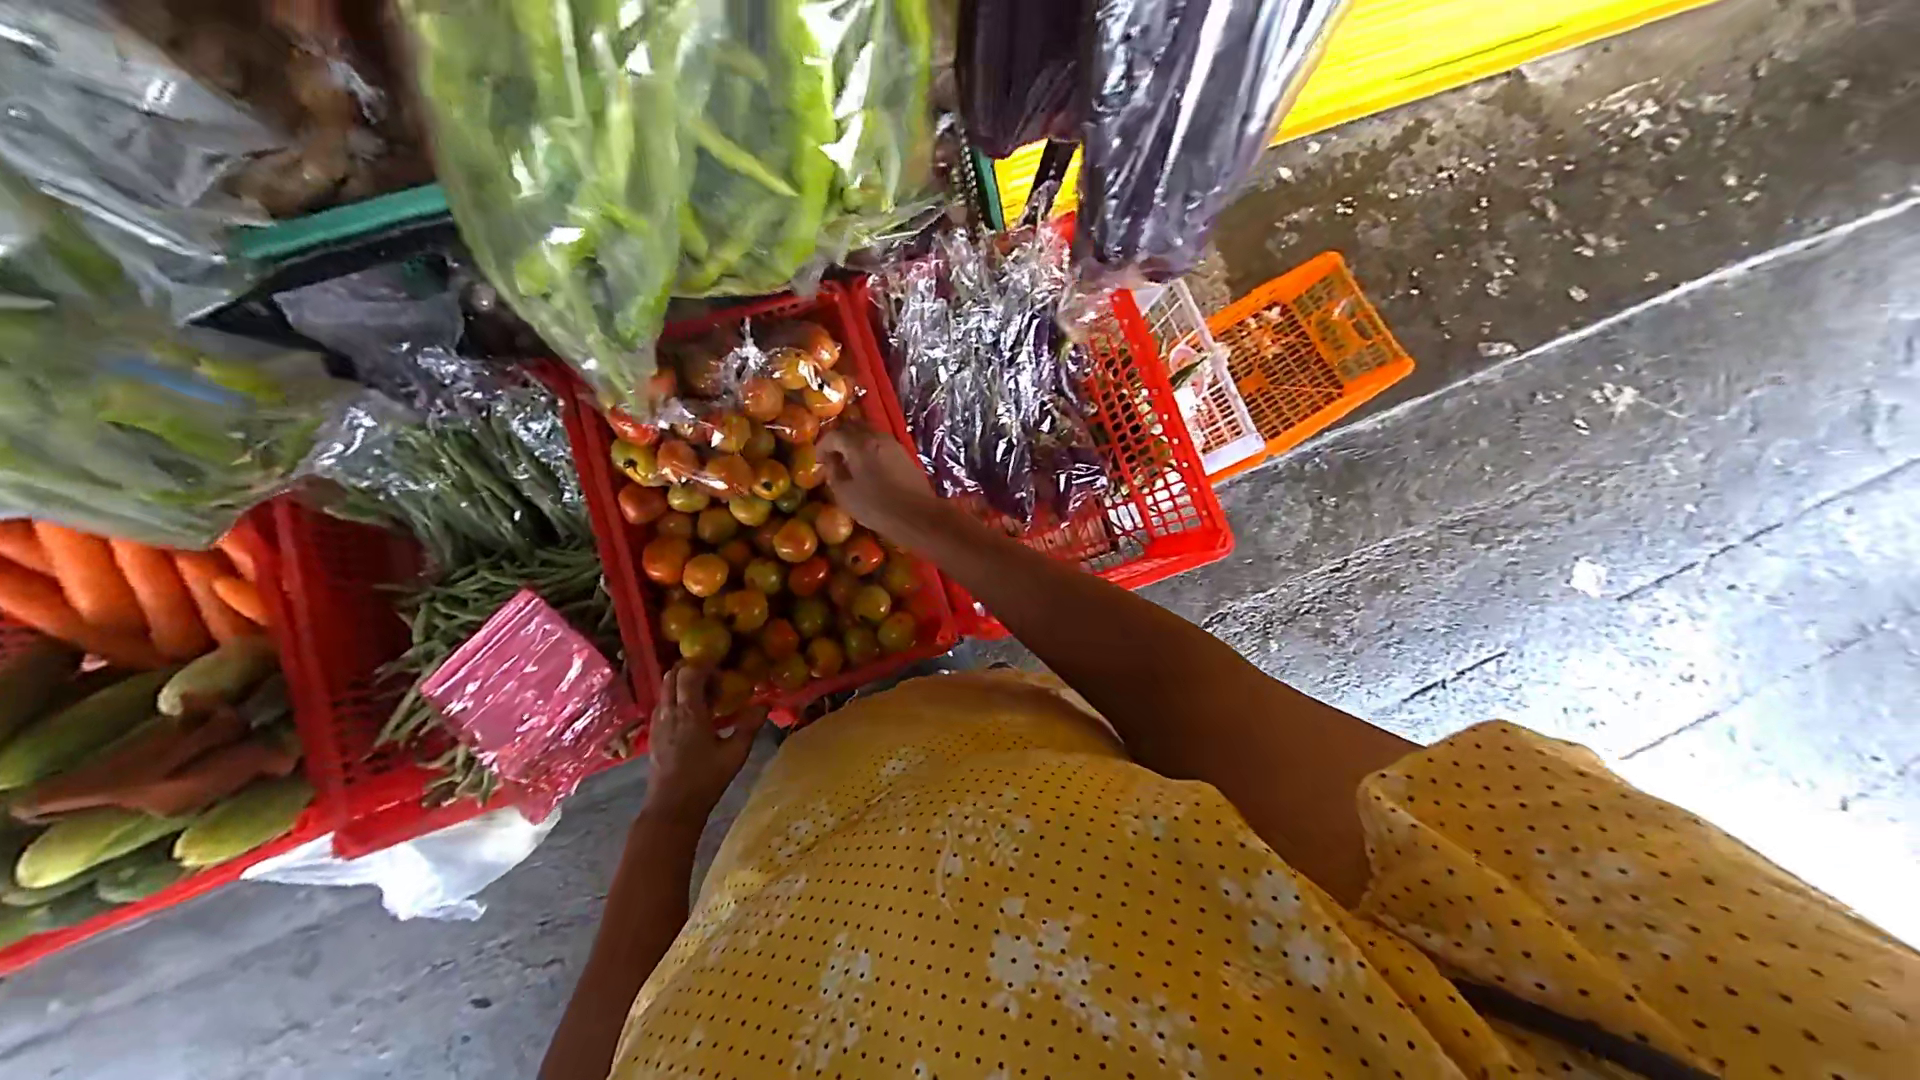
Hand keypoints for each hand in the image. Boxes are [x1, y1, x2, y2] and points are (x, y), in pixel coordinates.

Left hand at [639, 664, 765, 824]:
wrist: (671, 808)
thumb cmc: (705, 780)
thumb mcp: (735, 753)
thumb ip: (749, 725)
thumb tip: (765, 704)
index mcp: (689, 713)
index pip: (689, 673)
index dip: (705, 665)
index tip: (723, 669)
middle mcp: (669, 712)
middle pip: (672, 675)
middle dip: (692, 669)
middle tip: (715, 680)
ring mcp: (658, 723)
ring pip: (664, 688)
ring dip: (683, 684)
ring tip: (706, 697)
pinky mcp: (654, 734)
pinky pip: (663, 704)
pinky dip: (676, 698)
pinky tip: (693, 715)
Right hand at [816, 422, 942, 540]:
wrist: (917, 515)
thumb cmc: (876, 506)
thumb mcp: (845, 494)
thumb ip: (834, 473)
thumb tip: (831, 461)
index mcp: (859, 444)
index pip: (835, 435)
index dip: (823, 445)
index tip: (818, 460)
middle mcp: (877, 437)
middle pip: (853, 427)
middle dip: (839, 439)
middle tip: (832, 456)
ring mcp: (893, 444)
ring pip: (869, 433)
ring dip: (855, 442)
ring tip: (849, 461)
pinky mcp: (904, 454)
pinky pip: (881, 443)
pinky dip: (869, 448)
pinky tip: (868, 466)